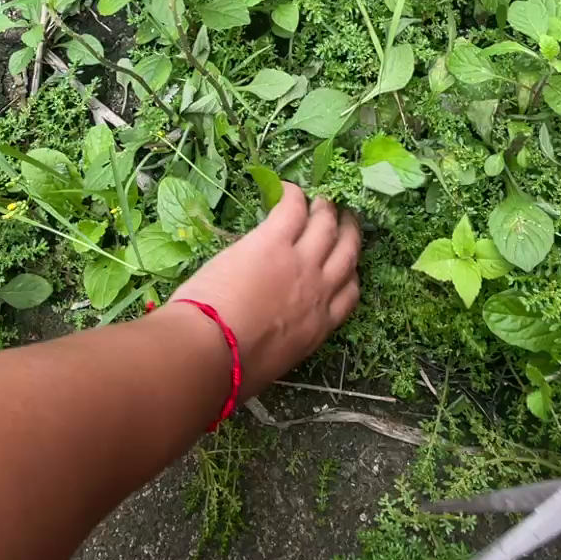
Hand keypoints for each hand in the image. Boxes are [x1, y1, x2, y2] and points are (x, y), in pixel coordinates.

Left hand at [169, 182, 359, 398]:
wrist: (211, 354)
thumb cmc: (232, 371)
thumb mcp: (272, 362)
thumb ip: (280, 342)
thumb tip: (267, 335)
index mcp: (318, 327)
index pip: (349, 294)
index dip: (350, 274)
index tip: (345, 266)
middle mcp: (318, 290)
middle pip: (347, 252)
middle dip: (349, 232)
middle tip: (346, 219)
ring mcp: (299, 262)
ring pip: (325, 225)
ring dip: (326, 209)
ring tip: (321, 199)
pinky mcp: (273, 241)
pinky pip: (292, 208)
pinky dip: (293, 195)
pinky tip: (287, 188)